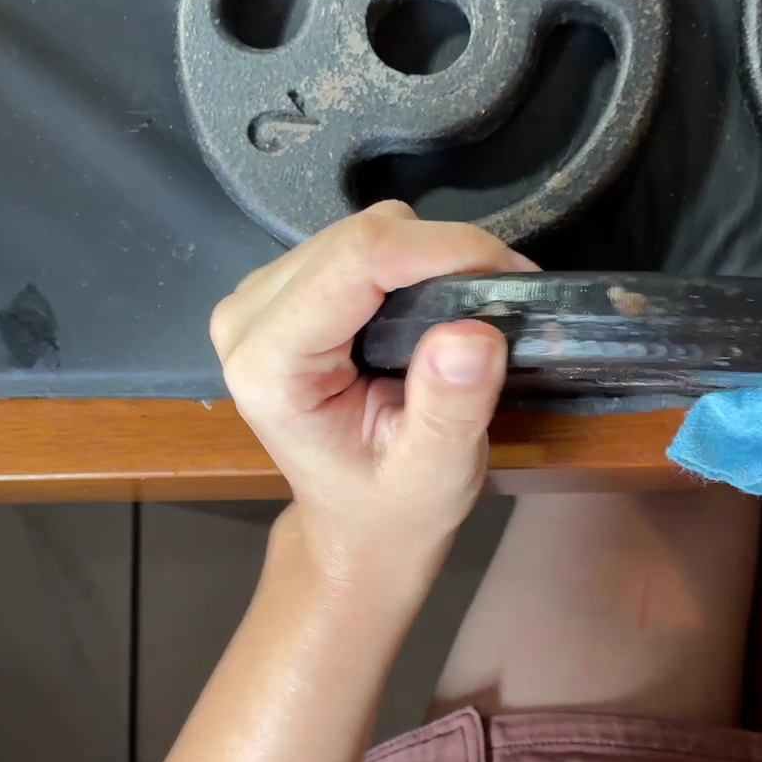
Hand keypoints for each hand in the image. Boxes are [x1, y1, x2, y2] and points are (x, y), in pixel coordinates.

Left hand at [211, 202, 537, 589]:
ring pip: (361, 232)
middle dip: (445, 252)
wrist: (359, 528)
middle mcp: (249, 319)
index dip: (444, 249)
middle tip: (503, 294)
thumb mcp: (435, 473)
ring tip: (470, 308)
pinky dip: (410, 264)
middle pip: (359, 236)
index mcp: (271, 365)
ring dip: (429, 257)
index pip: (357, 259)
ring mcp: (260, 302)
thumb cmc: (392, 511)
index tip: (513, 273)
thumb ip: (450, 407)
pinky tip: (431, 309)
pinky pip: (358, 247)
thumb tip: (475, 333)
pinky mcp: (284, 296)